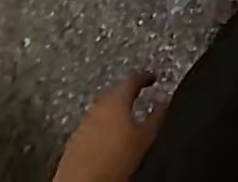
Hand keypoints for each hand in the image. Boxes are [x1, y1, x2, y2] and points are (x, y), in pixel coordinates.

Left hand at [52, 72, 166, 181]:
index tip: (152, 77)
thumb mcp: (145, 137)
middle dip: (128, 95)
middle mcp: (97, 106)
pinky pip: (91, 128)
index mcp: (116, 99)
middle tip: (140, 96)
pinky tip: (108, 141)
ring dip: (114, 112)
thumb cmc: (115, 161)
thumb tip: (164, 101)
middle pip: (115, 94)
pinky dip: (102, 129)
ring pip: (102, 111)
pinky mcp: (73, 143)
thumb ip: (156, 115)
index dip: (145, 77)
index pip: (133, 79)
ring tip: (125, 122)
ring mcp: (83, 124)